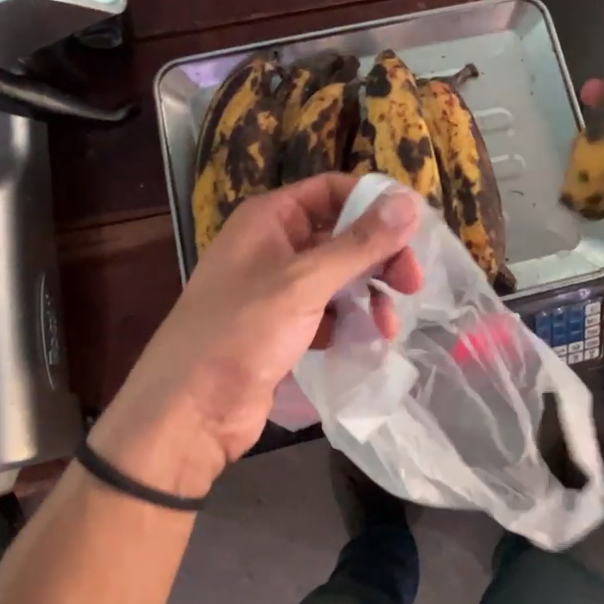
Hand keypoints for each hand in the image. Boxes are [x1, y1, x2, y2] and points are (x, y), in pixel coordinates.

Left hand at [91, 174, 422, 497]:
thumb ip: (360, 244)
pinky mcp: (282, 328)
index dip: (375, 203)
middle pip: (341, 233)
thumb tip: (410, 202)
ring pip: (338, 276)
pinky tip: (368, 341)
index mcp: (269, 218)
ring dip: (368, 294)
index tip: (416, 229)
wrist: (187, 413)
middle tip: (412, 283)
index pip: (332, 190)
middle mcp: (273, 245)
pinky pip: (328, 312)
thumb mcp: (304, 283)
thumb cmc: (241, 332)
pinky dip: (350, 322)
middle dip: (378, 255)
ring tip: (390, 326)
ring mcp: (276, 289)